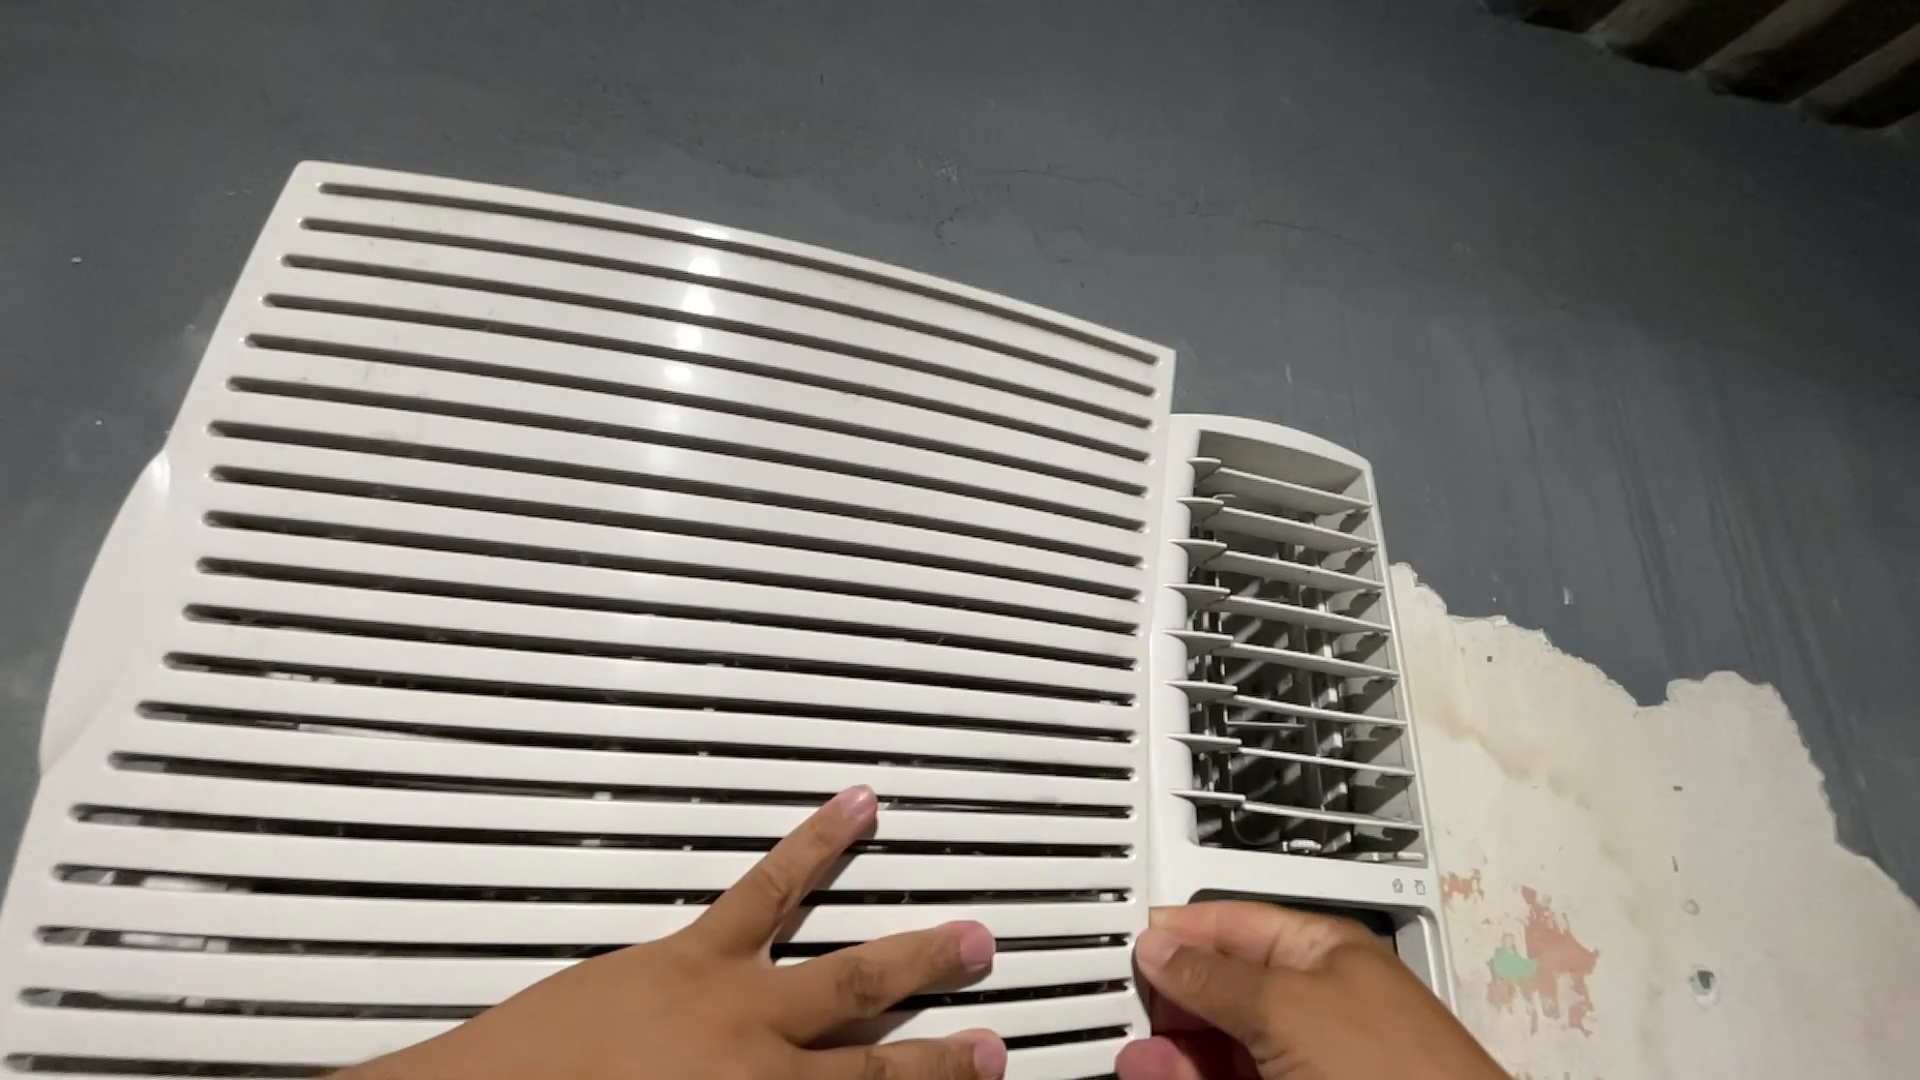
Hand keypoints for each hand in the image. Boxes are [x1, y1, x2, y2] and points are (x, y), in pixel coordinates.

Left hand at [335, 786, 1006, 1079]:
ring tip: (974, 936)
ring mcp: (736, 1002)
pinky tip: (860, 804)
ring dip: (913, 960)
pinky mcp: (698, 949)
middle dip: (938, 1056)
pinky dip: (819, 844)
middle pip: (870, 1064)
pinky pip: (771, 887)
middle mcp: (762, 1070)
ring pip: (845, 977)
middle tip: (996, 1040)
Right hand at [1118, 901, 1503, 1079]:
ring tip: (1136, 1057)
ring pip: (1224, 1041)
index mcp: (1322, 952)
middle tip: (1127, 1005)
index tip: (1133, 944)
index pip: (1233, 922)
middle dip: (1172, 995)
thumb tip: (1158, 947)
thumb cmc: (1398, 1075)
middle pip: (1223, 984)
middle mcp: (1313, 1002)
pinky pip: (1233, 1079)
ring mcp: (1309, 1061)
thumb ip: (1215, 978)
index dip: (1180, 929)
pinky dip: (1195, 1077)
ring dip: (1176, 1046)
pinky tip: (1162, 1075)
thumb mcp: (1289, 1011)